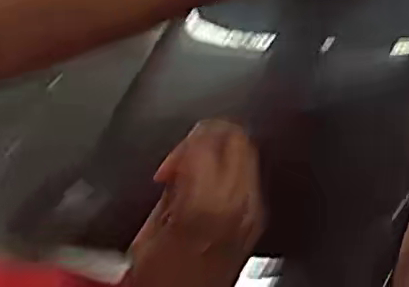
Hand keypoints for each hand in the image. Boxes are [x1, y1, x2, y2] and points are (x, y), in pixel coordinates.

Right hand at [124, 120, 264, 286]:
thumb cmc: (158, 282)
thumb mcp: (147, 236)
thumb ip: (170, 189)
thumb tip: (180, 161)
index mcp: (205, 203)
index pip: (208, 143)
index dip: (187, 142)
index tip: (172, 157)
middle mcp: (238, 200)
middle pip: (237, 138)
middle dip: (212, 136)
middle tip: (188, 152)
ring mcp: (254, 207)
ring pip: (249, 151)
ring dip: (224, 150)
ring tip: (198, 168)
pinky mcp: (260, 215)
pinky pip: (252, 175)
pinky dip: (234, 169)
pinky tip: (213, 184)